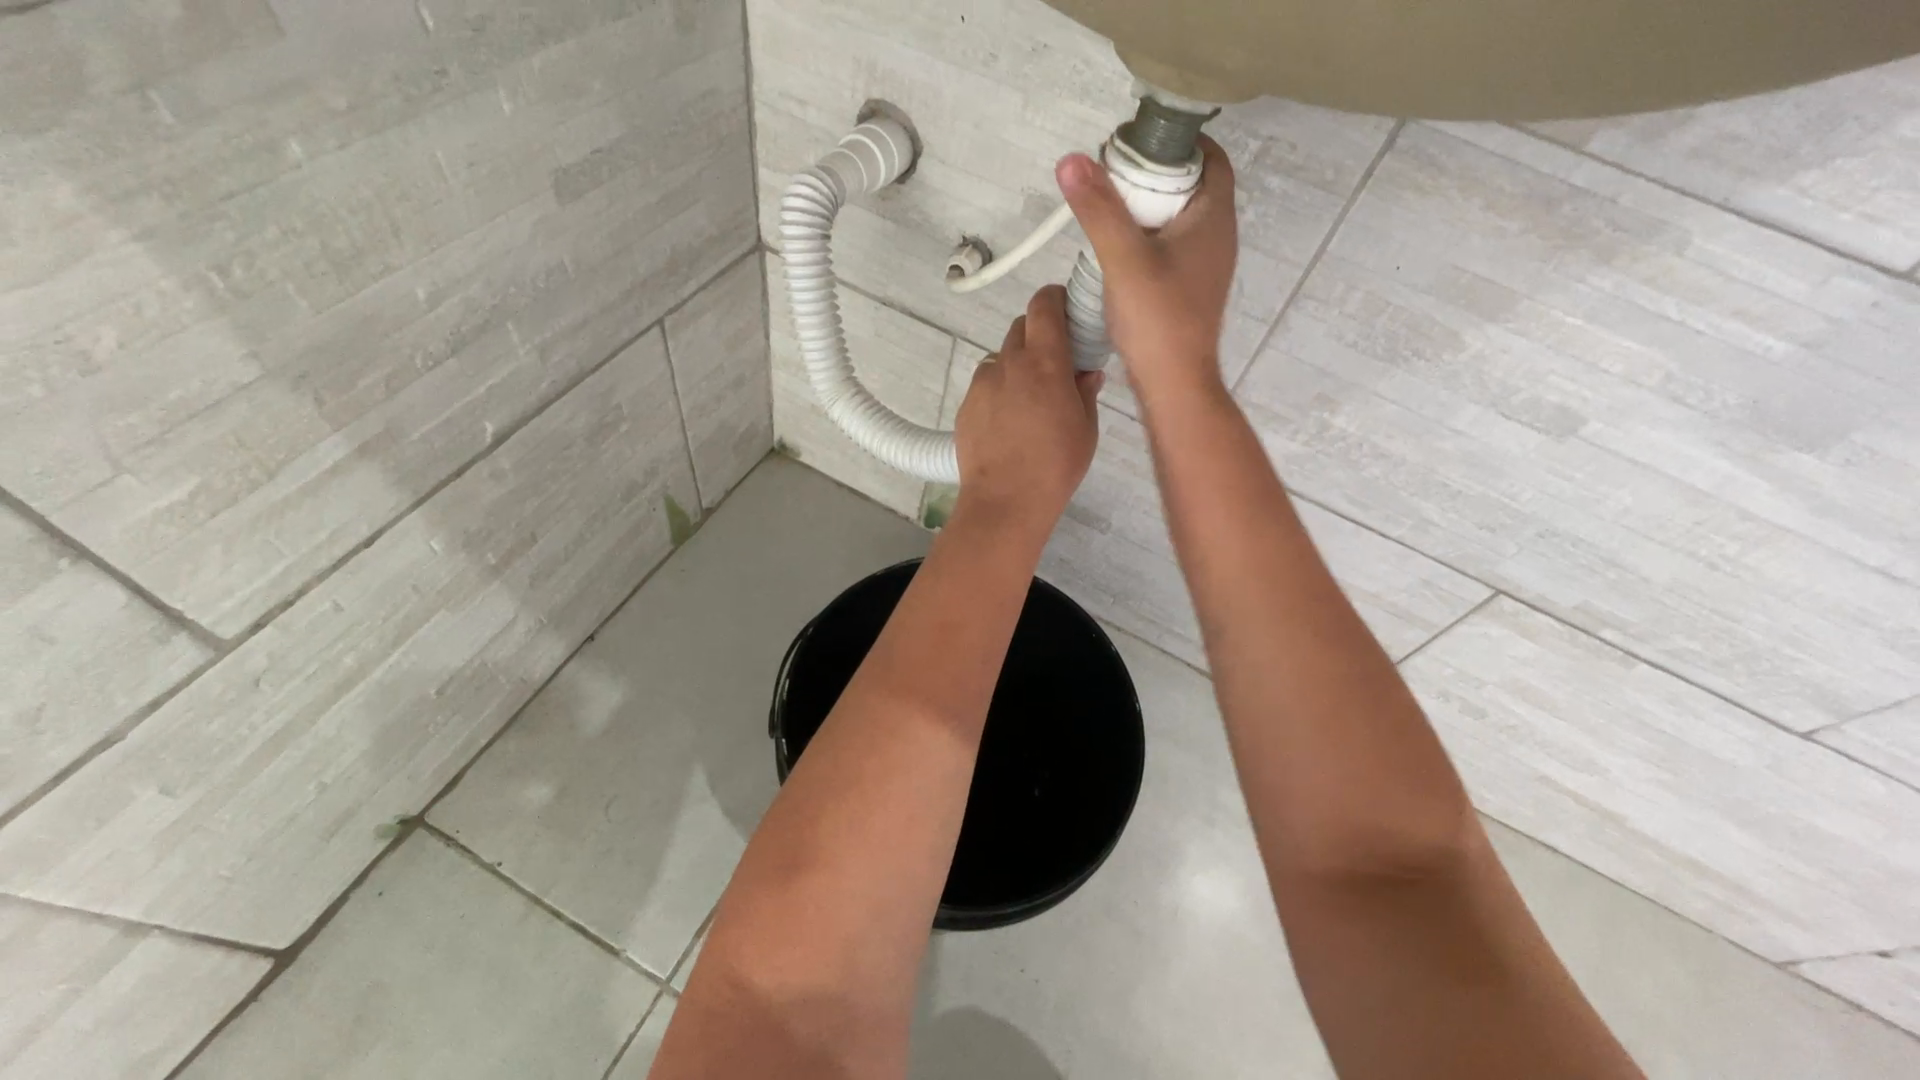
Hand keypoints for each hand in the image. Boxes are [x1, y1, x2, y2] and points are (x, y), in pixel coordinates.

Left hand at [952, 285, 1102, 538]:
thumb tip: (1086, 372)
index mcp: (1044, 361)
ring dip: (1018, 364)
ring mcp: (982, 383)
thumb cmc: (1055, 465)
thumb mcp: (1086, 427)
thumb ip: (1085, 390)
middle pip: (1021, 327)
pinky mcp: (967, 405)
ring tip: (1031, 399)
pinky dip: (1000, 389)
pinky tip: (1010, 421)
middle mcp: (1008, 363)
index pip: (1043, 304)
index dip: (1055, 299)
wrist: (1004, 501)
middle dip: (1039, 335)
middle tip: (1056, 362)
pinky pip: (987, 384)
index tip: (1067, 310)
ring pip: (1002, 357)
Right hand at [1056, 136, 1237, 400]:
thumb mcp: (1122, 257)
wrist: (1174, 382)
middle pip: (1191, 184)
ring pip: (1178, 218)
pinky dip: (1145, 236)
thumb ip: (1098, 209)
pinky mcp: (1188, 287)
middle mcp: (1218, 235)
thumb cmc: (1157, 318)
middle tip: (1111, 173)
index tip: (1137, 141)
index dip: (1177, 141)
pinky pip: (1170, 246)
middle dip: (1153, 173)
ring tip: (1106, 208)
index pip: (1210, 156)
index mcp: (1214, 217)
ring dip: (1145, 208)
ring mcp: (1205, 264)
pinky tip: (1115, 248)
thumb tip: (1070, 160)